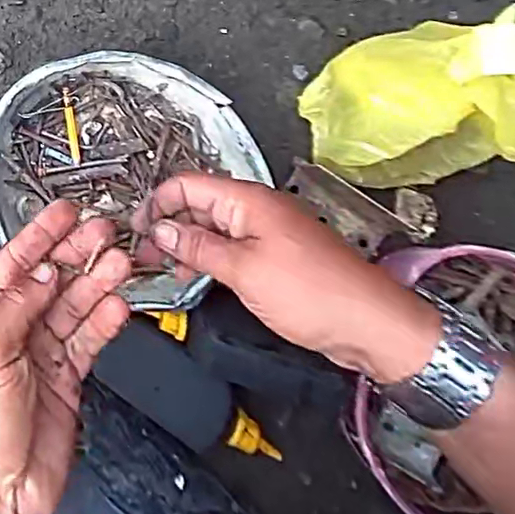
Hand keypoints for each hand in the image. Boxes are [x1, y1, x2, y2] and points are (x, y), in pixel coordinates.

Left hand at [0, 201, 132, 513]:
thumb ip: (17, 306)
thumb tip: (42, 272)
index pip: (15, 261)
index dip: (40, 234)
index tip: (63, 212)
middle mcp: (10, 326)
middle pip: (49, 277)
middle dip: (76, 252)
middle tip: (102, 231)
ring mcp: (39, 350)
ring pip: (73, 304)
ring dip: (96, 281)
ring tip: (119, 260)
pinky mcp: (64, 376)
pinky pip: (87, 338)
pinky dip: (103, 320)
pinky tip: (116, 304)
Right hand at [132, 173, 438, 383]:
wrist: (375, 328)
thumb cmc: (316, 294)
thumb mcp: (243, 271)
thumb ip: (197, 248)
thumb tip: (162, 231)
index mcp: (247, 200)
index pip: (186, 185)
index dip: (157, 203)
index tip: (139, 227)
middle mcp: (256, 208)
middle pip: (197, 204)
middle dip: (169, 225)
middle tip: (148, 253)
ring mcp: (267, 231)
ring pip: (212, 227)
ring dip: (188, 244)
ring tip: (168, 269)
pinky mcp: (275, 254)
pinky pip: (231, 246)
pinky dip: (210, 257)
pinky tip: (199, 276)